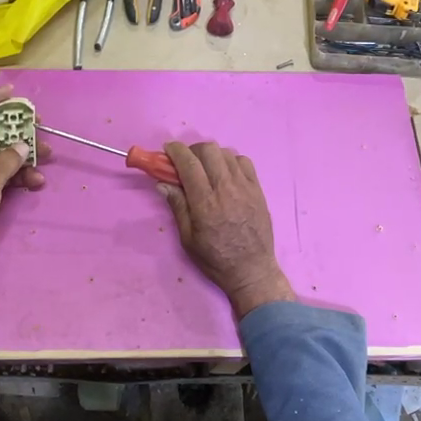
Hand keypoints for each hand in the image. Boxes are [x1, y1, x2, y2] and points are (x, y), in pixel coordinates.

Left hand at [0, 86, 46, 289]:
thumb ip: (5, 162)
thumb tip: (23, 145)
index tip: (12, 92)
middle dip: (17, 129)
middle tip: (39, 123)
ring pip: (6, 153)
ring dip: (26, 153)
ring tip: (47, 154)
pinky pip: (10, 173)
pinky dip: (24, 174)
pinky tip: (37, 180)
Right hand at [157, 141, 294, 318]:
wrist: (252, 270)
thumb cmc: (215, 259)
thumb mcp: (188, 238)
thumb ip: (177, 206)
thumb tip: (162, 182)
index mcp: (205, 202)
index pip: (188, 163)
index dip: (175, 150)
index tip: (168, 149)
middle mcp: (226, 188)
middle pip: (208, 150)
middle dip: (192, 150)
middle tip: (186, 162)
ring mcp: (245, 186)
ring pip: (226, 152)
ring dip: (211, 155)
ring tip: (206, 169)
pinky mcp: (258, 189)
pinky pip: (244, 161)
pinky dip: (231, 161)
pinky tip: (226, 174)